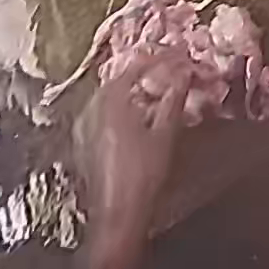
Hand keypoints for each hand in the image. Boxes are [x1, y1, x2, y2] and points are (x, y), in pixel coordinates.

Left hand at [75, 49, 192, 267]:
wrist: (118, 214)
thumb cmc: (144, 173)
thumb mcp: (165, 133)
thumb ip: (174, 99)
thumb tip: (184, 73)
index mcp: (111, 103)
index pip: (134, 69)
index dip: (157, 59)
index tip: (177, 54)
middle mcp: (92, 110)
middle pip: (118, 79)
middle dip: (142, 71)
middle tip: (166, 66)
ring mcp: (84, 127)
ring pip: (109, 95)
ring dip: (131, 87)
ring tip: (154, 87)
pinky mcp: (84, 142)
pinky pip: (102, 110)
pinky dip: (121, 104)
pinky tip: (136, 112)